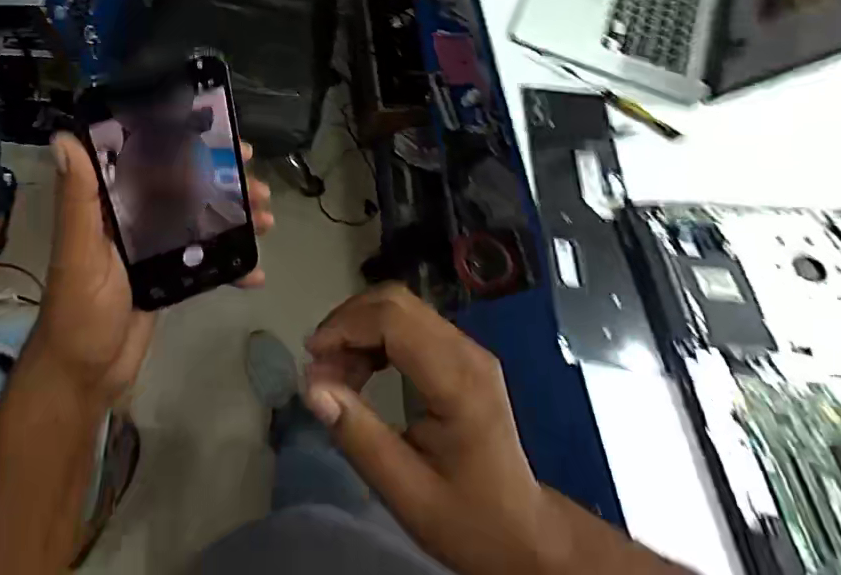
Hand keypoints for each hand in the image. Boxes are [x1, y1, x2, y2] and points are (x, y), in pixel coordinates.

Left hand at [29, 135, 275, 402]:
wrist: (88, 374)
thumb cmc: (79, 307)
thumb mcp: (79, 248)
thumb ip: (77, 196)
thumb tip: (64, 137)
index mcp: (105, 203)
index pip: (143, 157)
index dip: (178, 140)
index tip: (217, 133)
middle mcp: (129, 217)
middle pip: (180, 185)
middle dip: (219, 179)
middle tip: (256, 181)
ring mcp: (151, 247)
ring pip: (197, 218)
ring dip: (233, 215)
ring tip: (266, 217)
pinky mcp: (167, 276)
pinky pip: (203, 259)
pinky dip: (229, 263)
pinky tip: (256, 269)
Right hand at [303, 285, 562, 574]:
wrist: (529, 539)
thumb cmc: (470, 522)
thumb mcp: (408, 495)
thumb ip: (359, 437)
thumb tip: (311, 386)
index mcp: (459, 383)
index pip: (392, 320)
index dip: (344, 327)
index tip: (312, 360)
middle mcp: (466, 352)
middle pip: (392, 302)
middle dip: (346, 324)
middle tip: (321, 367)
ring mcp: (466, 349)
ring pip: (396, 307)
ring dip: (356, 329)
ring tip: (336, 374)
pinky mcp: (459, 354)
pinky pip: (405, 322)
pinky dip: (371, 336)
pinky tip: (359, 370)